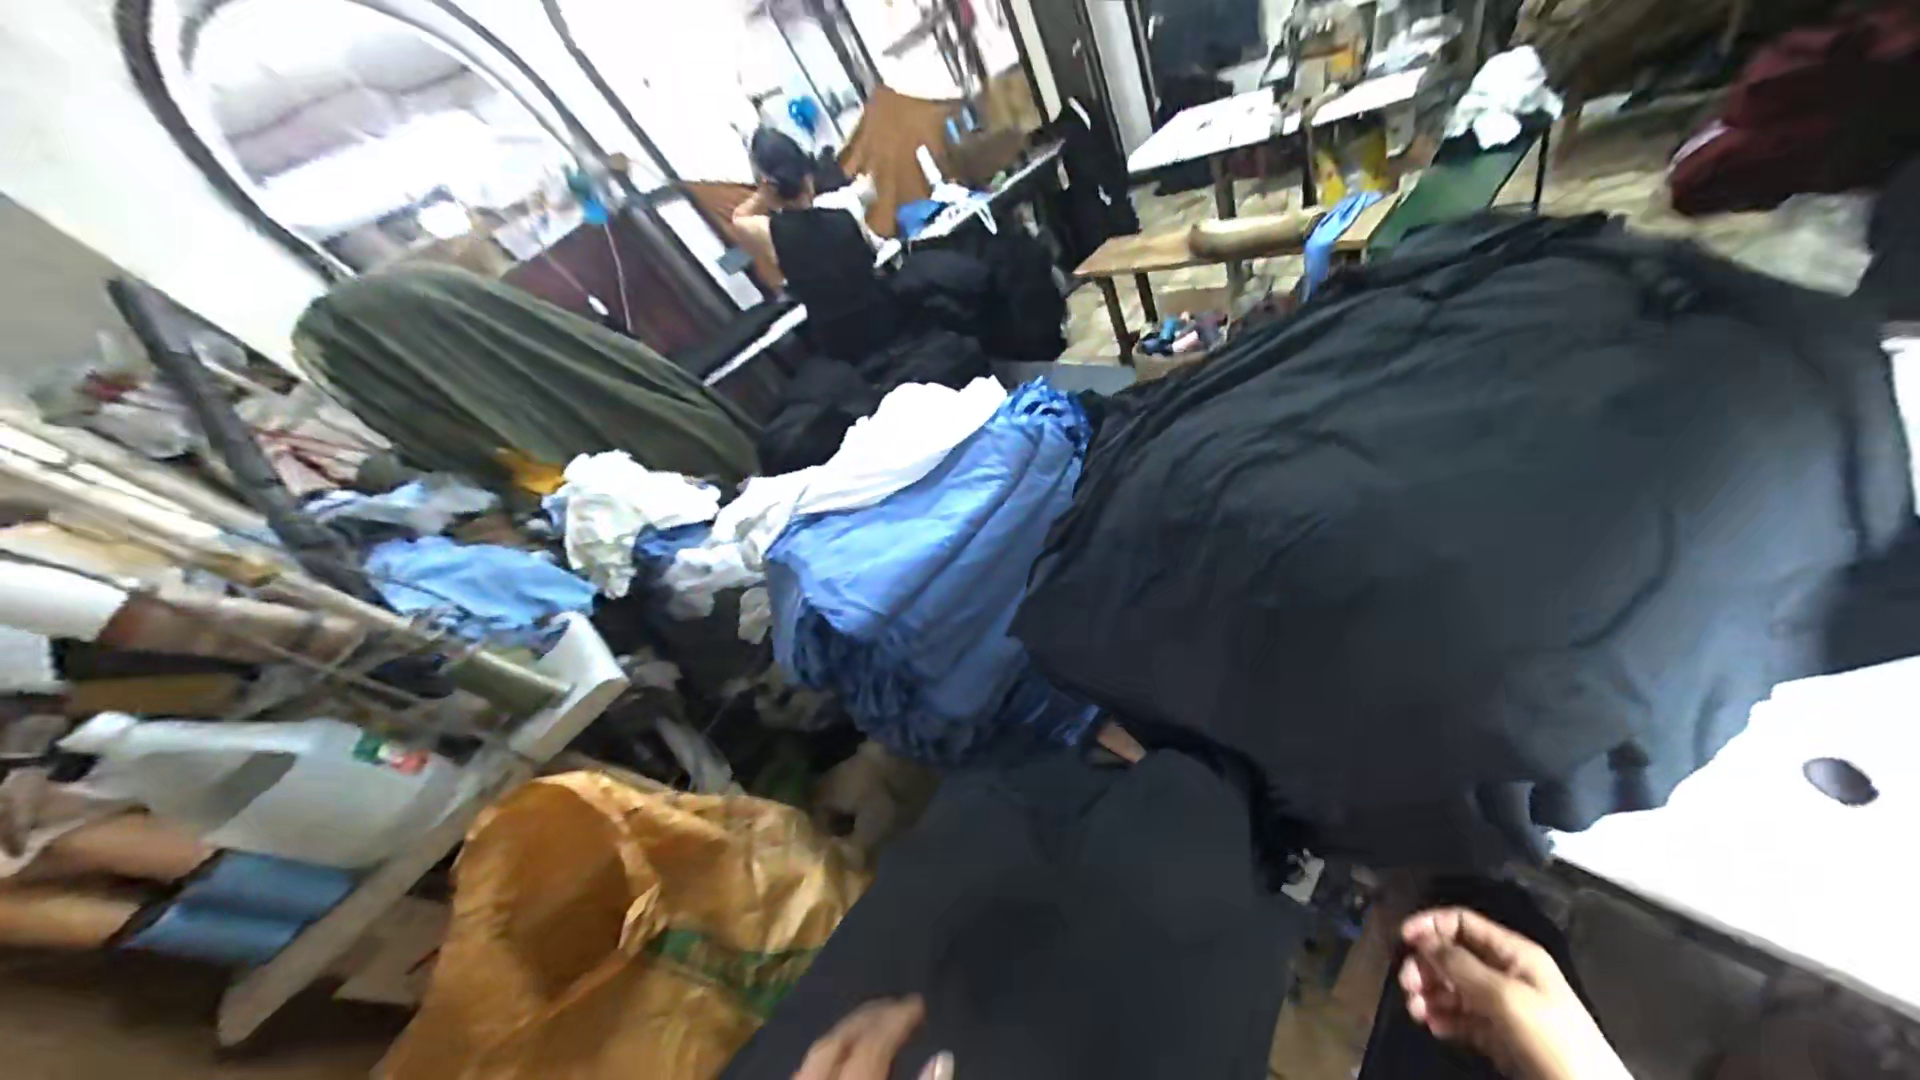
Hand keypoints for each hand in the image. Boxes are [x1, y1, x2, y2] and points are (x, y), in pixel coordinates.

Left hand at [793, 995, 953, 1079]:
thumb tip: (944, 1056)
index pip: (873, 1043)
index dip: (897, 1019)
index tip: (920, 1002)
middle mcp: (816, 1078)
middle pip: (839, 1040)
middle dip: (870, 1015)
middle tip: (898, 1004)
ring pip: (816, 1053)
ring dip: (846, 1031)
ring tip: (872, 1023)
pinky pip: (804, 1069)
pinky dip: (827, 1054)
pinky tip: (841, 1055)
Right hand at [1398, 907, 1630, 1079]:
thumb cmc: (1555, 1043)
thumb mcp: (1507, 998)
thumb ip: (1461, 965)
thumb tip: (1422, 940)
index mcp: (1514, 955)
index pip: (1461, 922)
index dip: (1430, 925)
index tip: (1403, 939)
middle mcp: (1505, 973)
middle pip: (1451, 954)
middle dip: (1425, 966)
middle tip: (1408, 984)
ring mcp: (1501, 1005)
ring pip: (1451, 986)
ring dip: (1428, 993)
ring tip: (1416, 1010)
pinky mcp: (1497, 1035)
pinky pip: (1459, 1015)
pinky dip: (1441, 1017)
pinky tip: (1433, 1026)